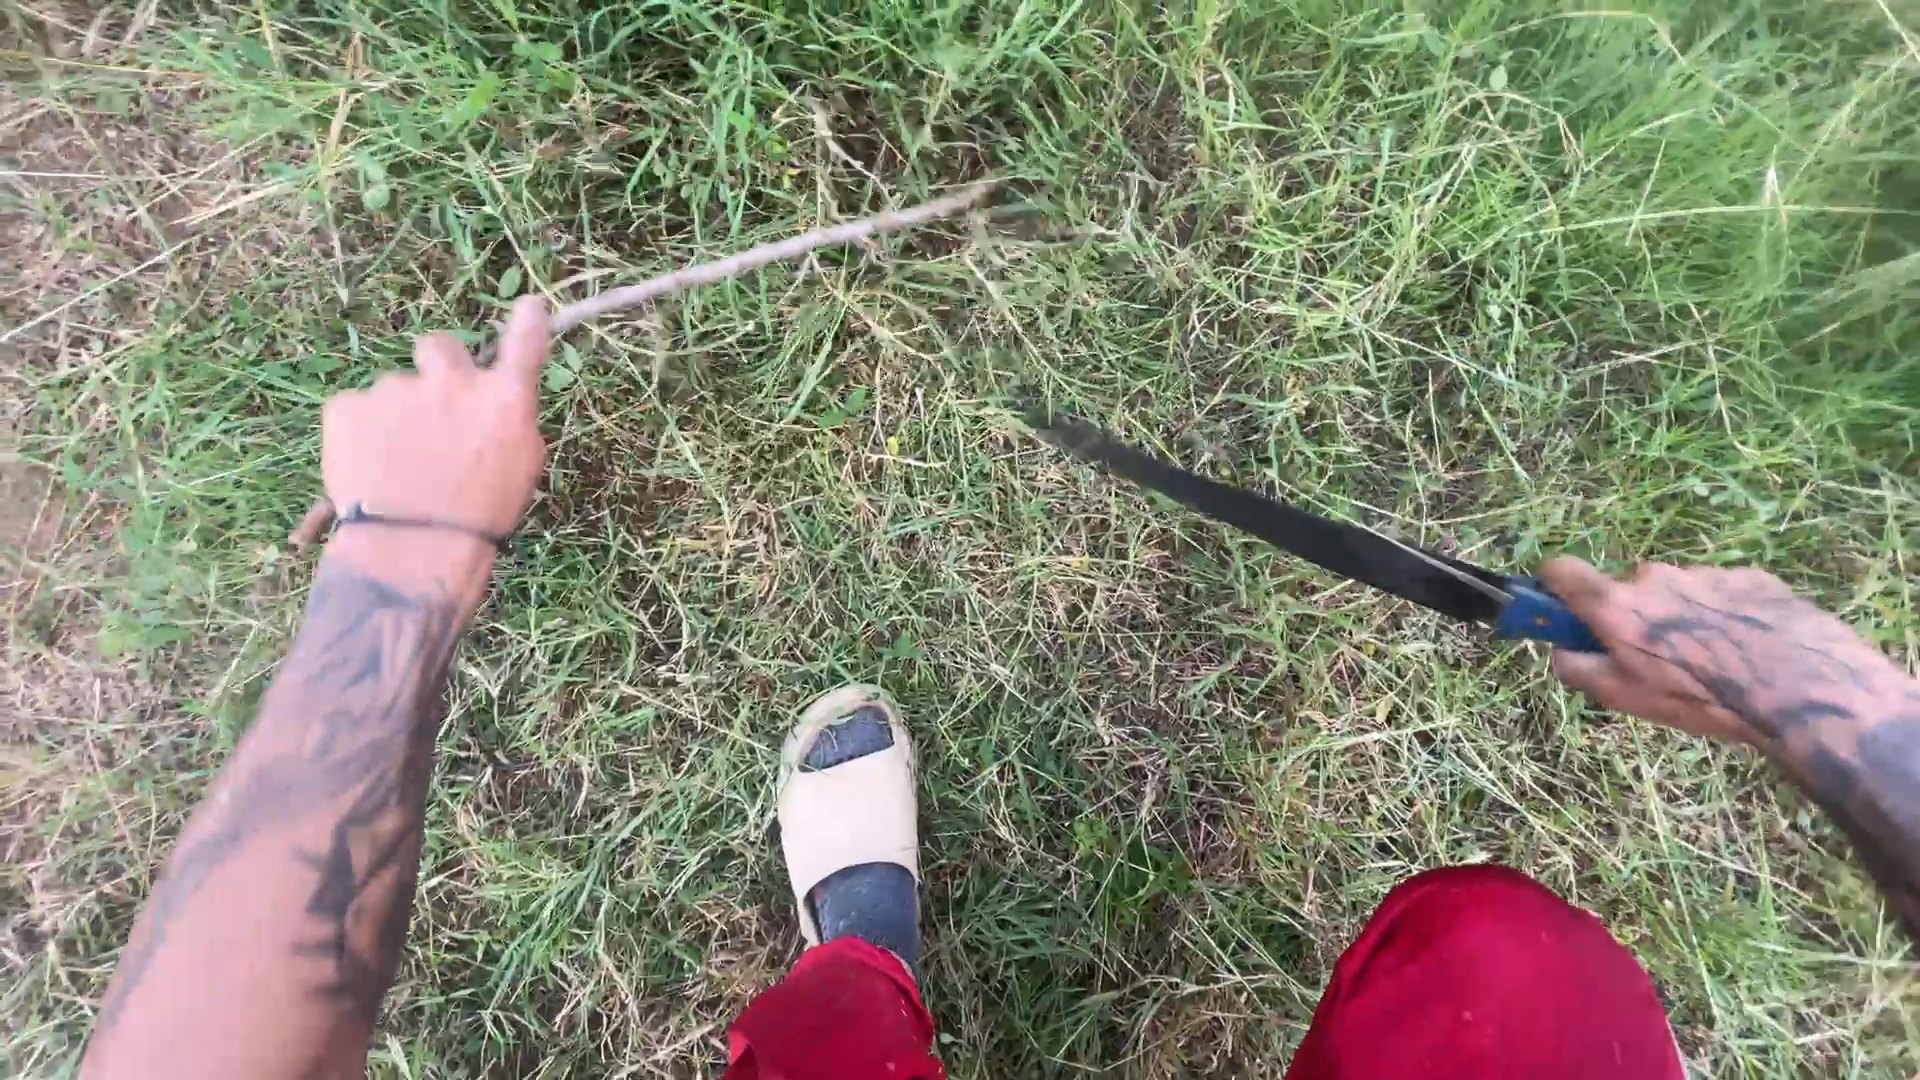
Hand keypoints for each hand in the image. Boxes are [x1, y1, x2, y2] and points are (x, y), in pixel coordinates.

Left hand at [321, 296, 549, 537]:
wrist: (417, 543)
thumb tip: (494, 398)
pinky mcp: (347, 405)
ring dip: (400, 411)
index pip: (525, 345)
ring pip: (396, 388)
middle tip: (436, 406)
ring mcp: (396, 389)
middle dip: (439, 366)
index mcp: (506, 400)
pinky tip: (373, 464)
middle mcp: (454, 382)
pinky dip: (364, 430)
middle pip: (440, 346)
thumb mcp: (522, 462)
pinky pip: (358, 407)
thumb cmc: (484, 510)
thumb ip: (509, 418)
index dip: (529, 322)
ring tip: (402, 460)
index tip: (532, 306)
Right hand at [1541, 557, 1905, 746]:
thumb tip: (1561, 651)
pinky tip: (1747, 644)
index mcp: (1613, 604)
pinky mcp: (1753, 578)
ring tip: (1711, 654)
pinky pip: (1721, 590)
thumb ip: (1576, 668)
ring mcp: (1705, 575)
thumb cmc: (1702, 698)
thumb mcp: (1623, 696)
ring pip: (1675, 590)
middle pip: (1624, 588)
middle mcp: (1652, 578)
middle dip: (1630, 612)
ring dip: (1679, 613)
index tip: (1563, 607)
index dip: (1554, 585)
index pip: (1560, 571)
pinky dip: (1723, 611)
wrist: (1810, 696)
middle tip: (1653, 651)